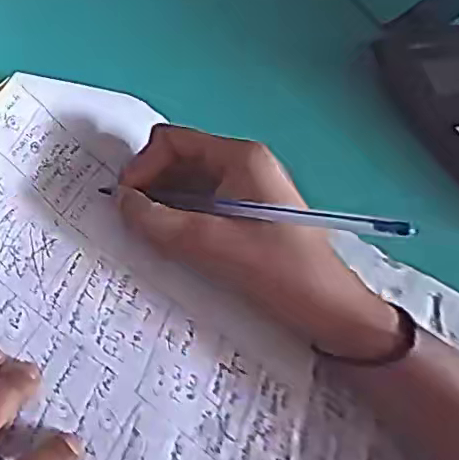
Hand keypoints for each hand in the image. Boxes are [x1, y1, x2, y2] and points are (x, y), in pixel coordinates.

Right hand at [116, 124, 402, 359]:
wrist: (337, 318)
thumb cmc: (281, 272)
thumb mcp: (210, 245)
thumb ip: (157, 221)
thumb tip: (121, 202)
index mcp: (239, 156)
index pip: (172, 141)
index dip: (143, 165)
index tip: (129, 198)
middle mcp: (241, 163)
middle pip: (176, 158)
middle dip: (151, 184)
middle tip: (135, 217)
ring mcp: (245, 187)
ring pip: (184, 181)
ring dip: (162, 202)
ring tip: (151, 232)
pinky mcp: (244, 212)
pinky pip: (198, 201)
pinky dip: (178, 216)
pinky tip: (172, 240)